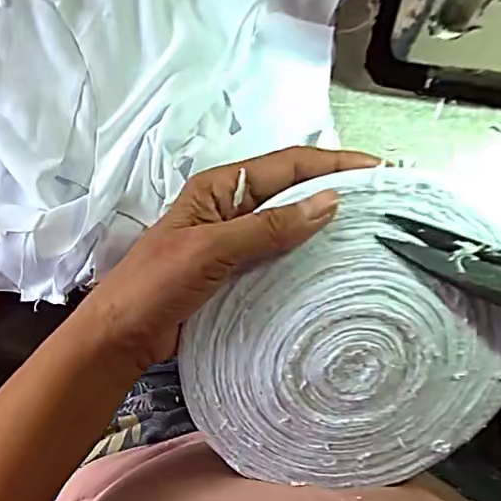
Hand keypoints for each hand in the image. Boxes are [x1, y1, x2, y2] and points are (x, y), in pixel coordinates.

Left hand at [77, 146, 379, 371]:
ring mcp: (227, 247)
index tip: (378, 171)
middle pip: (288, 195)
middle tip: (380, 208)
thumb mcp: (210, 249)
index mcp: (217, 190)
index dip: (331, 164)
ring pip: (282, 231)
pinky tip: (325, 272)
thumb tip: (328, 202)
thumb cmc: (154, 285)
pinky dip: (297, 264)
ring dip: (317, 233)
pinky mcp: (228, 278)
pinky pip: (271, 263)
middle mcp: (226, 212)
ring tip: (365, 239)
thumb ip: (266, 227)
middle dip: (330, 196)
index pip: (285, 165)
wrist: (121, 336)